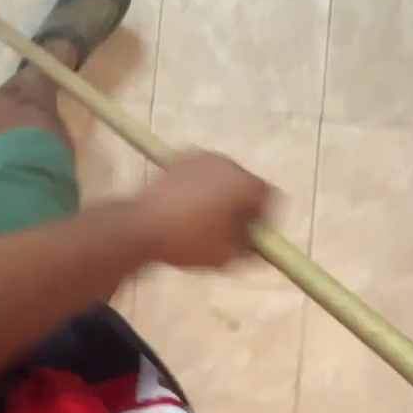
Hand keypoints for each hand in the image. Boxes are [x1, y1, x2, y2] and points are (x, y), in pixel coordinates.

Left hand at [135, 151, 274, 269]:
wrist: (142, 224)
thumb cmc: (189, 240)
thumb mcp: (227, 255)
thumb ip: (252, 250)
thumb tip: (260, 246)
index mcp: (243, 183)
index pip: (270, 196)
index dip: (266, 218)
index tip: (255, 237)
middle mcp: (227, 163)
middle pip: (247, 183)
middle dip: (244, 204)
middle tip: (232, 230)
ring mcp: (201, 157)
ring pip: (224, 177)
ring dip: (223, 194)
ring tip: (208, 219)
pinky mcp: (180, 159)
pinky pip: (203, 173)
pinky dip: (203, 187)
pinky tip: (189, 207)